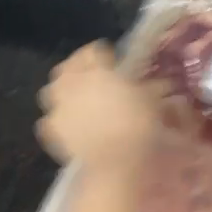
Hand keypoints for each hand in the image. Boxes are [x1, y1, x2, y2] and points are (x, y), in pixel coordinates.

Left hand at [37, 42, 154, 169]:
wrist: (114, 160)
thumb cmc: (137, 125)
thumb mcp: (151, 101)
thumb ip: (150, 87)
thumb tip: (161, 83)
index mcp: (98, 69)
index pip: (94, 50)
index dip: (103, 52)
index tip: (113, 58)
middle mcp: (73, 83)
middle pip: (68, 66)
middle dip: (77, 66)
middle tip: (90, 73)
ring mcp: (59, 106)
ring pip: (52, 89)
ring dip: (62, 89)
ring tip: (74, 97)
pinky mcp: (51, 129)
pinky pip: (50, 118)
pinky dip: (57, 118)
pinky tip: (67, 123)